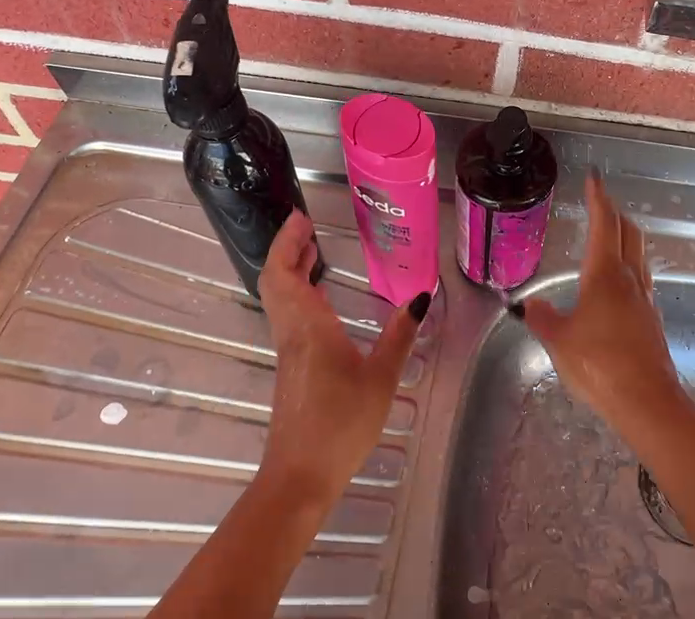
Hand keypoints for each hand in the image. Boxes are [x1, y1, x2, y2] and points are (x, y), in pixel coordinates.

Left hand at [255, 211, 427, 499]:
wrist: (300, 476)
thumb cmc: (341, 424)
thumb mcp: (381, 378)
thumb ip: (400, 335)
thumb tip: (420, 296)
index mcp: (309, 327)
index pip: (284, 273)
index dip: (287, 242)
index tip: (300, 217)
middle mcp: (292, 333)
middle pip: (274, 280)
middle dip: (286, 249)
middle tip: (306, 226)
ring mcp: (287, 352)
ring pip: (277, 298)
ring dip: (290, 270)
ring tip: (312, 251)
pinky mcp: (291, 368)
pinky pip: (286, 315)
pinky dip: (296, 293)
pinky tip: (318, 298)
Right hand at [517, 171, 686, 432]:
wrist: (646, 401)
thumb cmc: (598, 364)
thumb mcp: (558, 340)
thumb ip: (543, 318)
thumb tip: (532, 304)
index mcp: (605, 275)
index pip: (604, 225)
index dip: (598, 200)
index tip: (595, 181)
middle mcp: (629, 280)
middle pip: (629, 234)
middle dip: (615, 215)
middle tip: (601, 205)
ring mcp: (644, 301)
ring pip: (639, 256)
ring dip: (626, 239)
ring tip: (612, 238)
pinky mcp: (651, 322)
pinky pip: (641, 281)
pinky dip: (630, 268)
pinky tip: (620, 285)